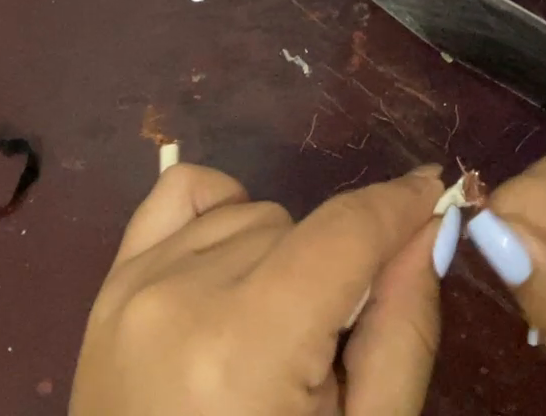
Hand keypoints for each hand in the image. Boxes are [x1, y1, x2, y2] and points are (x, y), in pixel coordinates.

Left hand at [71, 163, 446, 415]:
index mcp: (245, 349)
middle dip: (334, 274)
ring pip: (250, 214)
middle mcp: (182, 297)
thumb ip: (402, 333)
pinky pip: (182, 194)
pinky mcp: (111, 284)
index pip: (343, 233)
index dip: (399, 205)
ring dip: (280, 256)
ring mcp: (136, 285)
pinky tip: (233, 265)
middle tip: (326, 351)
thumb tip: (422, 229)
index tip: (435, 194)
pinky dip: (223, 213)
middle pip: (300, 228)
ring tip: (272, 336)